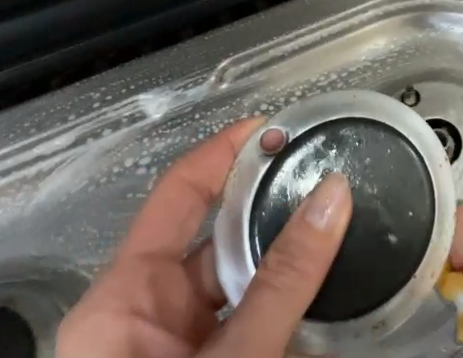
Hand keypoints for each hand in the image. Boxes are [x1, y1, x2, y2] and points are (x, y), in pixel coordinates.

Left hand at [56, 118, 353, 357]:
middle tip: (332, 180)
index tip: (287, 125)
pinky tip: (322, 289)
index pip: (180, 192)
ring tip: (338, 226)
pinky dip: (284, 302)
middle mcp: (143, 314)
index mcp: (123, 299)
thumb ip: (285, 280)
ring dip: (286, 260)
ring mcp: (173, 346)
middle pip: (215, 235)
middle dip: (273, 209)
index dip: (230, 150)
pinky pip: (246, 318)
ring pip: (238, 280)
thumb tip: (334, 194)